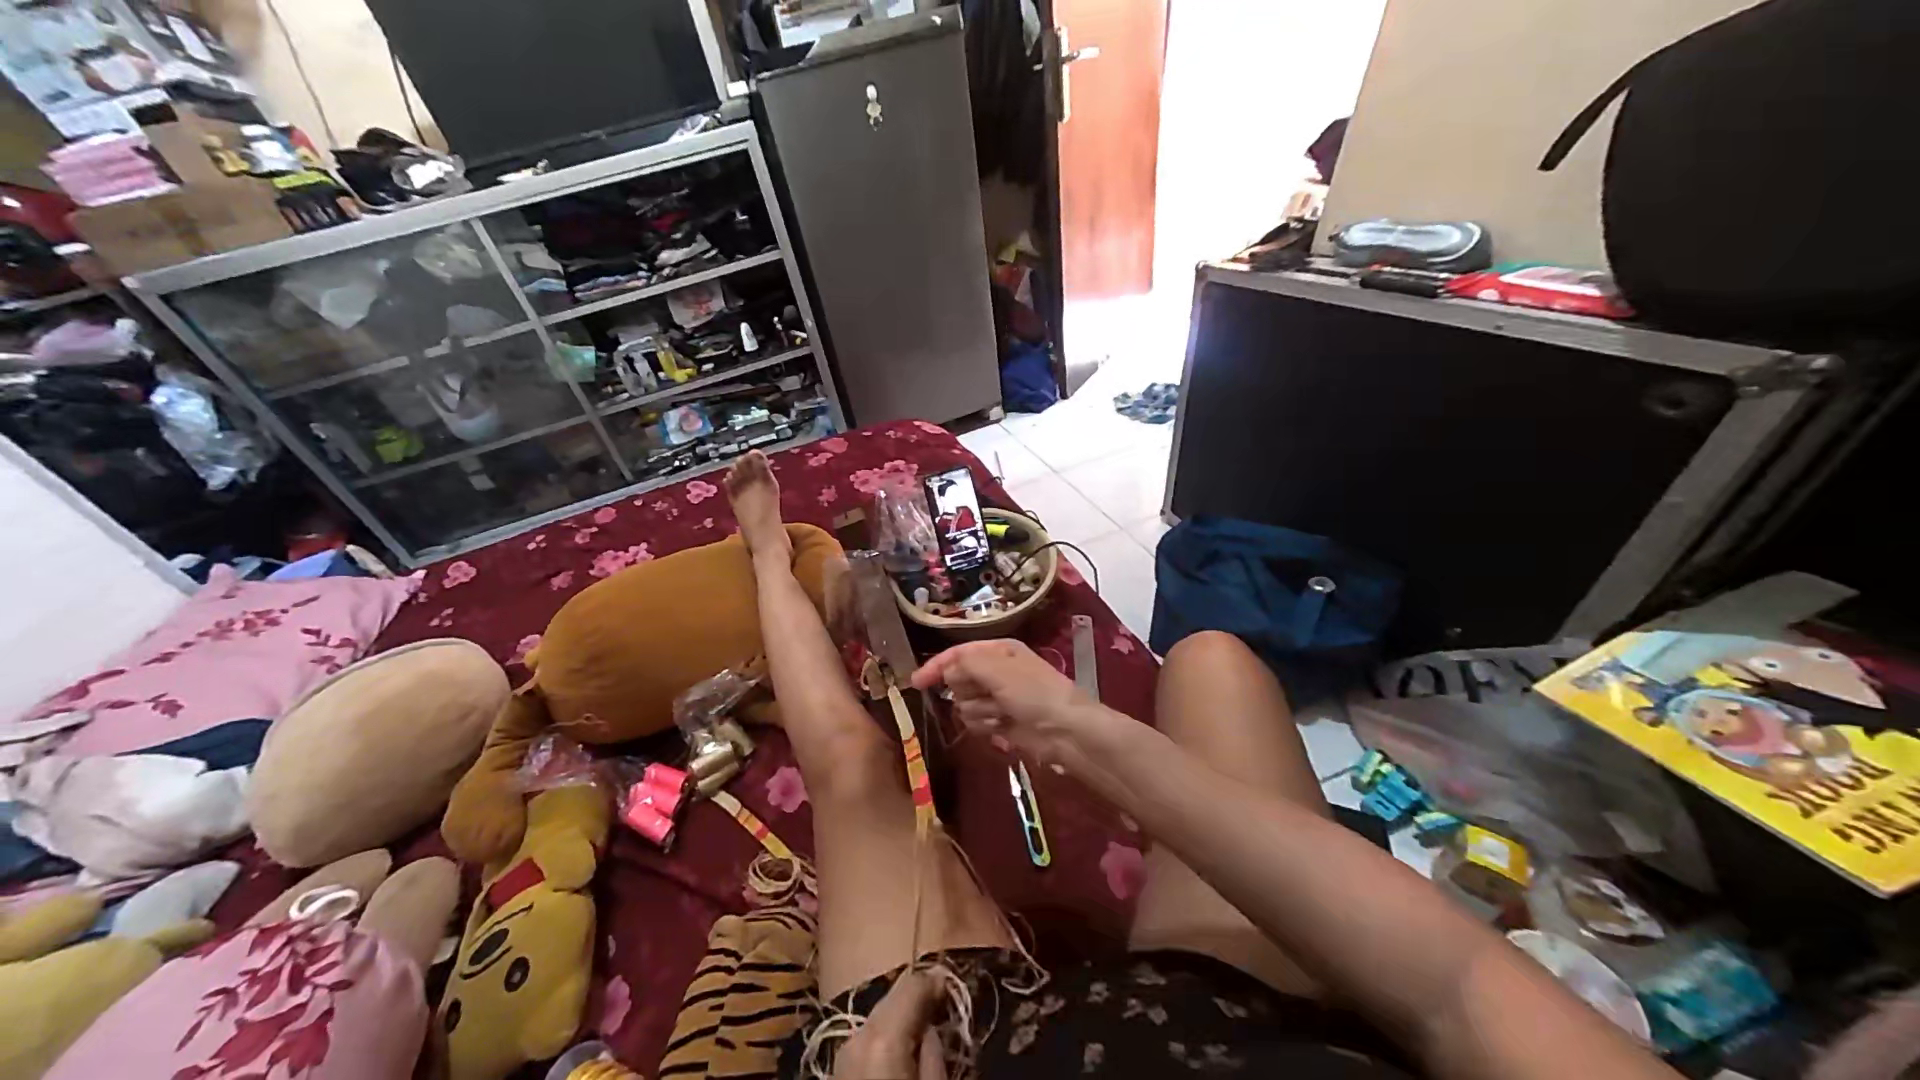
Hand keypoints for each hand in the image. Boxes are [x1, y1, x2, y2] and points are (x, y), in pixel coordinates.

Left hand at [832, 970, 944, 1079]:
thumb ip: (934, 1052)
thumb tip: (930, 1029)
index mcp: (883, 1039)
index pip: (911, 986)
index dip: (933, 980)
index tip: (949, 982)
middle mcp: (858, 1035)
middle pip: (892, 997)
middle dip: (916, 996)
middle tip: (941, 1001)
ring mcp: (843, 1051)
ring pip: (879, 1016)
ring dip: (901, 1014)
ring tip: (923, 1024)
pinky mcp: (837, 1067)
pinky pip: (868, 1038)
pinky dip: (886, 1034)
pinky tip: (900, 1046)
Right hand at [910, 639, 1103, 771]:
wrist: (1064, 730)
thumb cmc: (1034, 692)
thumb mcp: (998, 669)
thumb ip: (965, 664)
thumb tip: (947, 671)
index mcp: (997, 651)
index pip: (957, 654)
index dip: (936, 666)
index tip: (916, 683)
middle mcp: (995, 671)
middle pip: (957, 680)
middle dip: (966, 691)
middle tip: (986, 694)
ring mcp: (997, 698)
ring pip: (964, 705)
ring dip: (979, 712)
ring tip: (1000, 714)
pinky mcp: (999, 723)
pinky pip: (976, 723)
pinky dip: (986, 726)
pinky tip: (1002, 728)